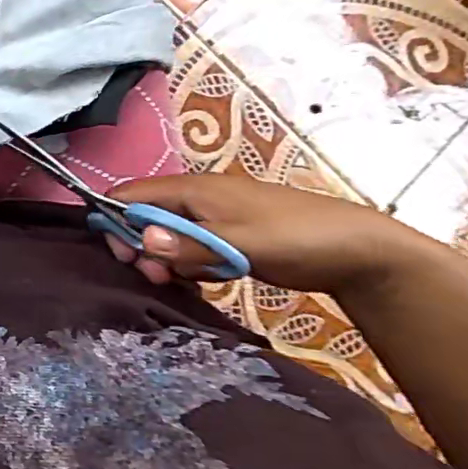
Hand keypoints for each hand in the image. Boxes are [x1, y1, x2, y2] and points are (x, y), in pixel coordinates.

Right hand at [106, 173, 434, 293]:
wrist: (352, 248)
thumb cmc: (293, 236)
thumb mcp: (238, 244)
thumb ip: (188, 244)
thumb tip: (140, 240)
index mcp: (192, 189)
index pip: (132, 195)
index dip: (115, 220)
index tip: (123, 256)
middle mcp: (196, 199)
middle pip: (145, 217)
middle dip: (141, 246)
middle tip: (158, 276)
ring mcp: (212, 218)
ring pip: (167, 236)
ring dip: (166, 259)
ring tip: (185, 280)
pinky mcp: (226, 237)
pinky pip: (190, 248)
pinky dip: (188, 264)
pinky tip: (203, 279)